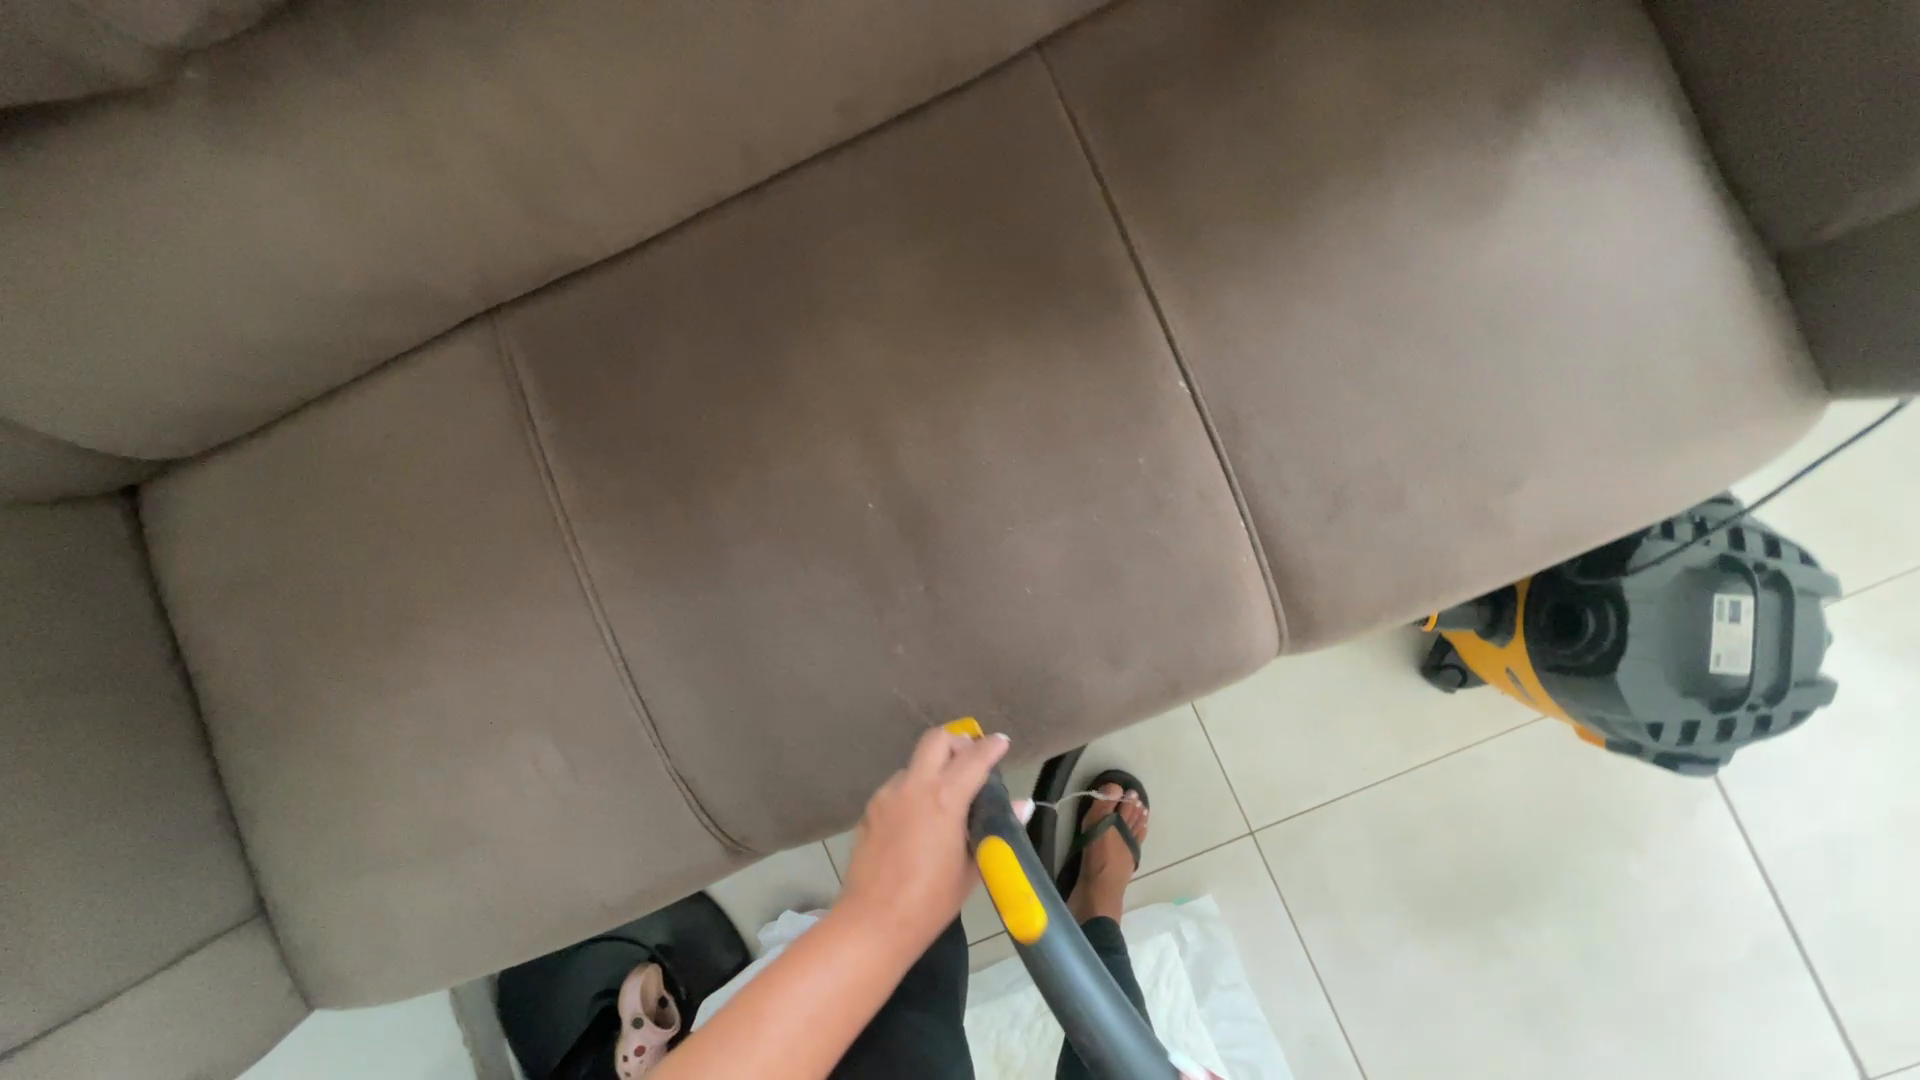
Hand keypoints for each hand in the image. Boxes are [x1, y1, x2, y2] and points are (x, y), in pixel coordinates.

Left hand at [838, 726, 1011, 953]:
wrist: (872, 923)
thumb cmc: (930, 902)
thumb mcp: (971, 868)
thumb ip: (995, 830)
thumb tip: (1022, 806)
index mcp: (944, 798)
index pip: (974, 758)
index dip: (991, 747)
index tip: (1001, 742)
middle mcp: (913, 787)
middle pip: (936, 739)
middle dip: (958, 742)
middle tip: (971, 760)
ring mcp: (887, 796)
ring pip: (914, 764)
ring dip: (933, 769)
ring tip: (945, 800)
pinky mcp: (870, 810)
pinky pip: (897, 788)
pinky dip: (913, 791)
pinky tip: (919, 822)